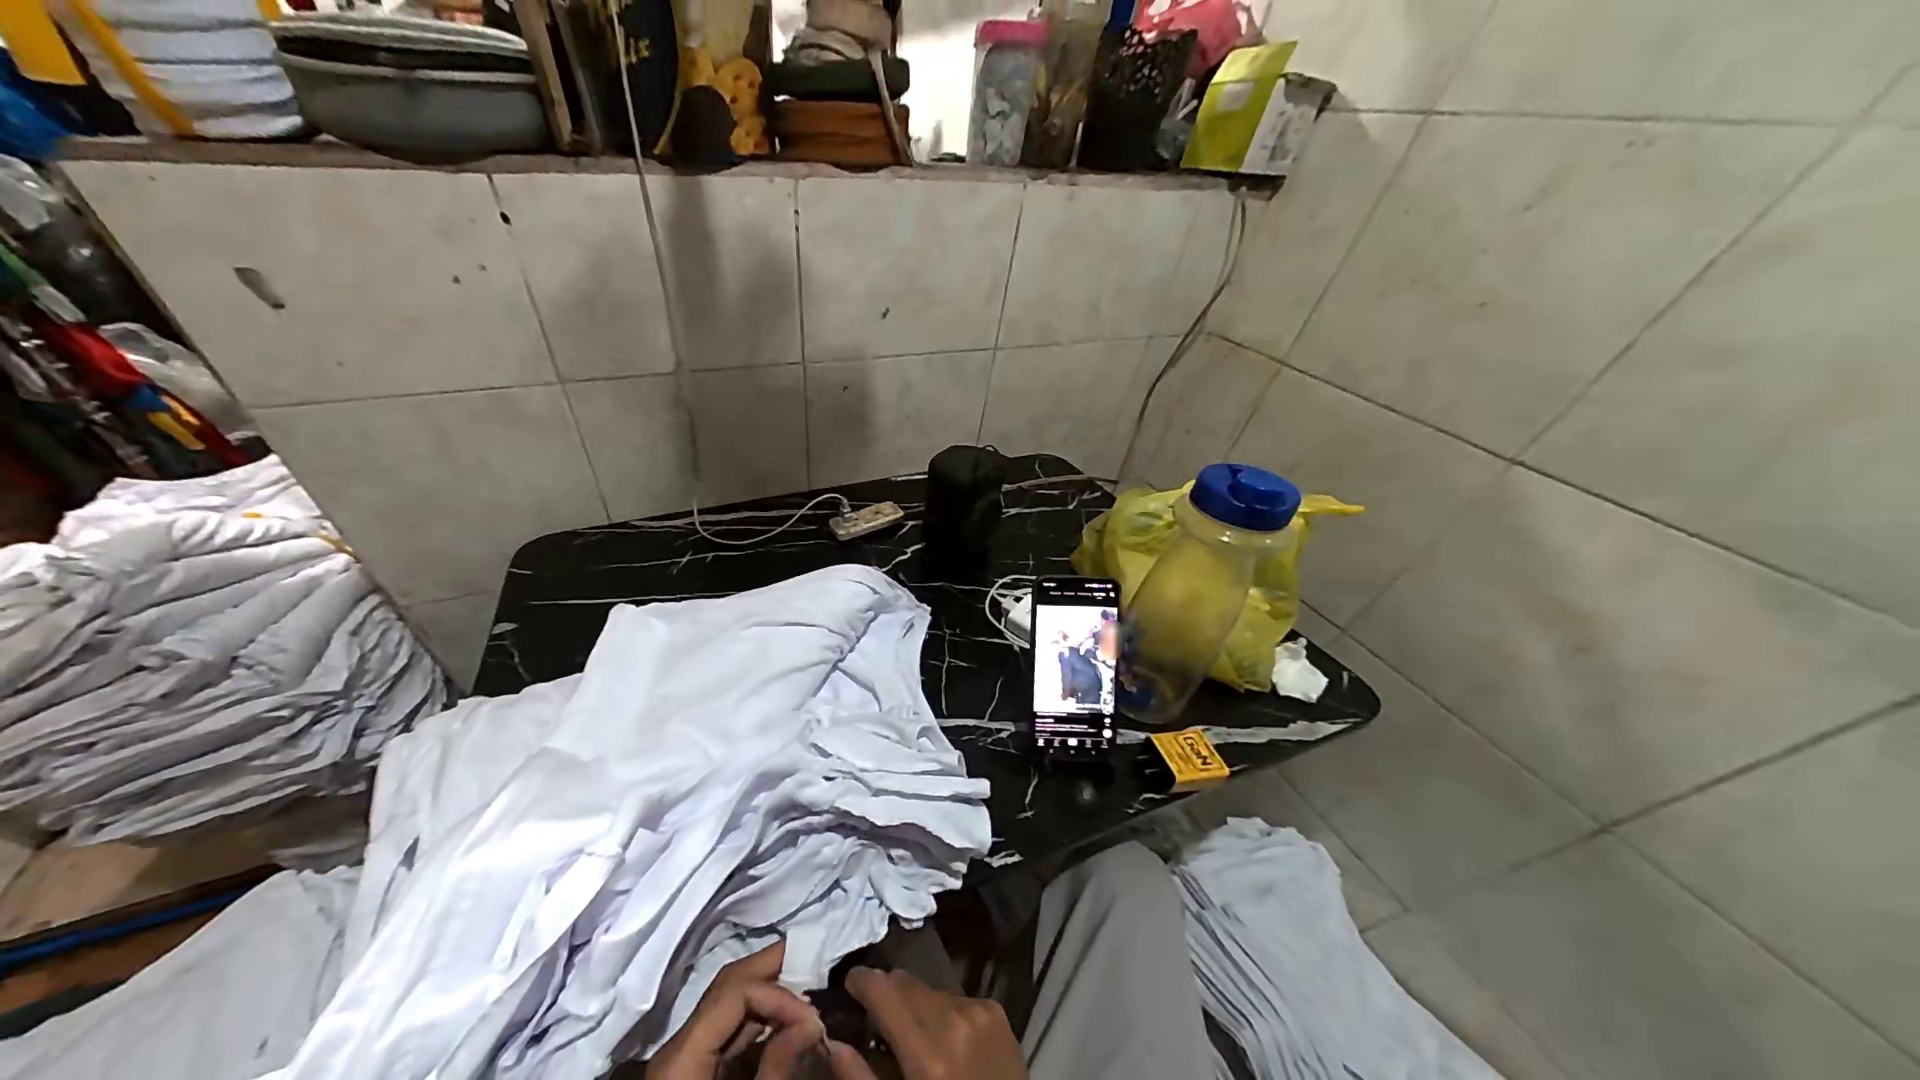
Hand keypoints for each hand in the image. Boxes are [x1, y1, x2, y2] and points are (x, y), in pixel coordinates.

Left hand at [647, 942, 831, 1079]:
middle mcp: (678, 1047)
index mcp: (681, 1057)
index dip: (777, 994)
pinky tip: (787, 1022)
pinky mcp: (695, 1075)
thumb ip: (778, 1067)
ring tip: (807, 991)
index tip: (813, 1019)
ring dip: (769, 992)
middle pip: (726, 986)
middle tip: (816, 961)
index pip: (733, 993)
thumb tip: (811, 1022)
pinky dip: (760, 1019)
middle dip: (772, 970)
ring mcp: (684, 1060)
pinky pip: (728, 1031)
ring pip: (727, 1004)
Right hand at [836, 966, 1028, 1079]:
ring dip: (915, 1004)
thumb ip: (863, 1078)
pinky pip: (955, 997)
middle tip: (876, 1021)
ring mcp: (979, 1009)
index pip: (884, 989)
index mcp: (928, 1053)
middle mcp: (954, 1018)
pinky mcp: (996, 1009)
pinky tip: (946, 1040)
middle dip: (885, 994)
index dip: (860, 982)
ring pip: (928, 989)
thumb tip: (833, 1041)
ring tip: (914, 1036)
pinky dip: (942, 1012)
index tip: (849, 988)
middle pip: (904, 982)